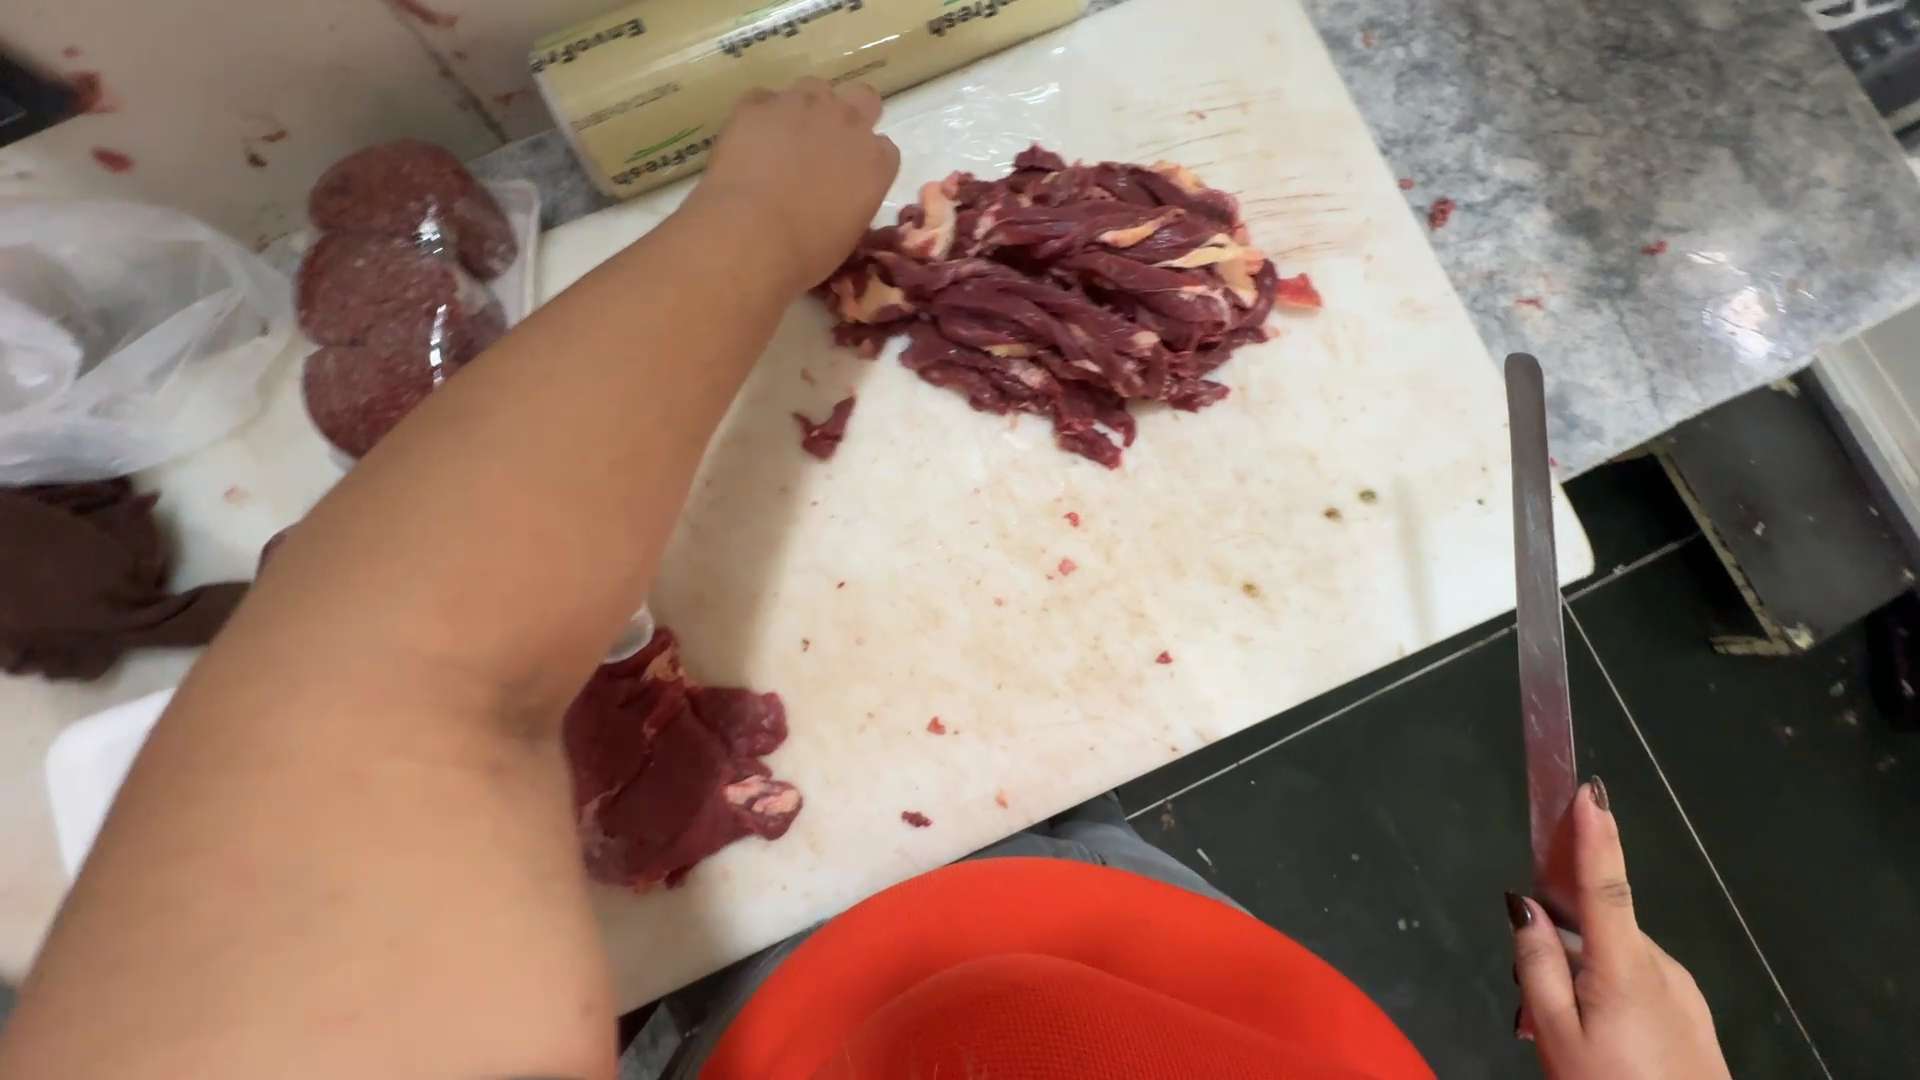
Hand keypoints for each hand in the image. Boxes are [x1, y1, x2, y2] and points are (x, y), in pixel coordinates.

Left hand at [689, 77, 900, 290]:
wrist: (751, 235)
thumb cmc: (807, 253)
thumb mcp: (847, 236)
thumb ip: (853, 203)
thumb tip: (839, 199)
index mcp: (875, 163)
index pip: (885, 149)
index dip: (868, 161)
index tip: (854, 178)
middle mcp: (847, 123)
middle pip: (863, 99)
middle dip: (852, 116)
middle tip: (830, 146)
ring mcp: (803, 105)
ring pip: (816, 88)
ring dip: (809, 109)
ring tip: (789, 140)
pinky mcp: (759, 103)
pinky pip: (767, 99)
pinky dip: (765, 116)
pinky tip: (754, 143)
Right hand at [1508, 779, 1731, 1079]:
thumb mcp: (1554, 1030)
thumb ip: (1536, 962)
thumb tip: (1525, 904)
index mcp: (1624, 967)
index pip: (1606, 886)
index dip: (1595, 837)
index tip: (1589, 791)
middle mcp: (1659, 967)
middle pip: (1593, 925)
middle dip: (1555, 939)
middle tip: (1529, 997)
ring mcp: (1680, 989)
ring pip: (1609, 953)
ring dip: (1576, 969)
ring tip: (1558, 1024)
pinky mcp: (1690, 1011)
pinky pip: (1631, 977)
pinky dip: (1600, 988)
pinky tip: (1593, 1032)